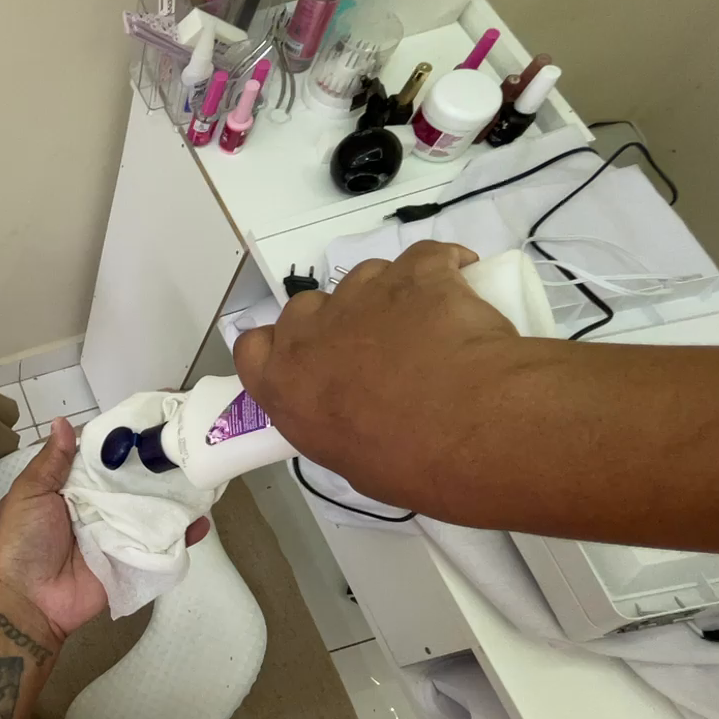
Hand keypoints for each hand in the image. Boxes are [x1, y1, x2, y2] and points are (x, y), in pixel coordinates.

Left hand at [0, 418, 209, 639]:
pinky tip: (202, 518)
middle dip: (157, 463)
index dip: (123, 440)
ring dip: (175, 493)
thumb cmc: (23, 542)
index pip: (102, 458)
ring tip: (204, 471)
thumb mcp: (29, 494)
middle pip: (132, 481)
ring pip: (150, 508)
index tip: (152, 415)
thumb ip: (51, 461)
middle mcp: (97, 506)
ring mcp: (117, 532)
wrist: (30, 600)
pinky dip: (182, 533)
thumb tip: (63, 422)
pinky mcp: (132, 558)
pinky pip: (160, 544)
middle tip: (189, 439)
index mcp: (70, 487)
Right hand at [232, 240, 533, 510]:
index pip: (253, 347)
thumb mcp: (343, 459)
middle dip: (332, 320)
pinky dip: (443, 268)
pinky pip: (425, 257)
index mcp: (281, 384)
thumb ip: (330, 424)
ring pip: (363, 278)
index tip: (306, 355)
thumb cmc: (401, 462)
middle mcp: (309, 336)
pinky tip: (463, 287)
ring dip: (385, 295)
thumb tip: (354, 422)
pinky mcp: (414, 275)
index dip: (278, 345)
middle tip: (371, 346)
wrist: (465, 427)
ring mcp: (359, 299)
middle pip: (304, 308)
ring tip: (423, 323)